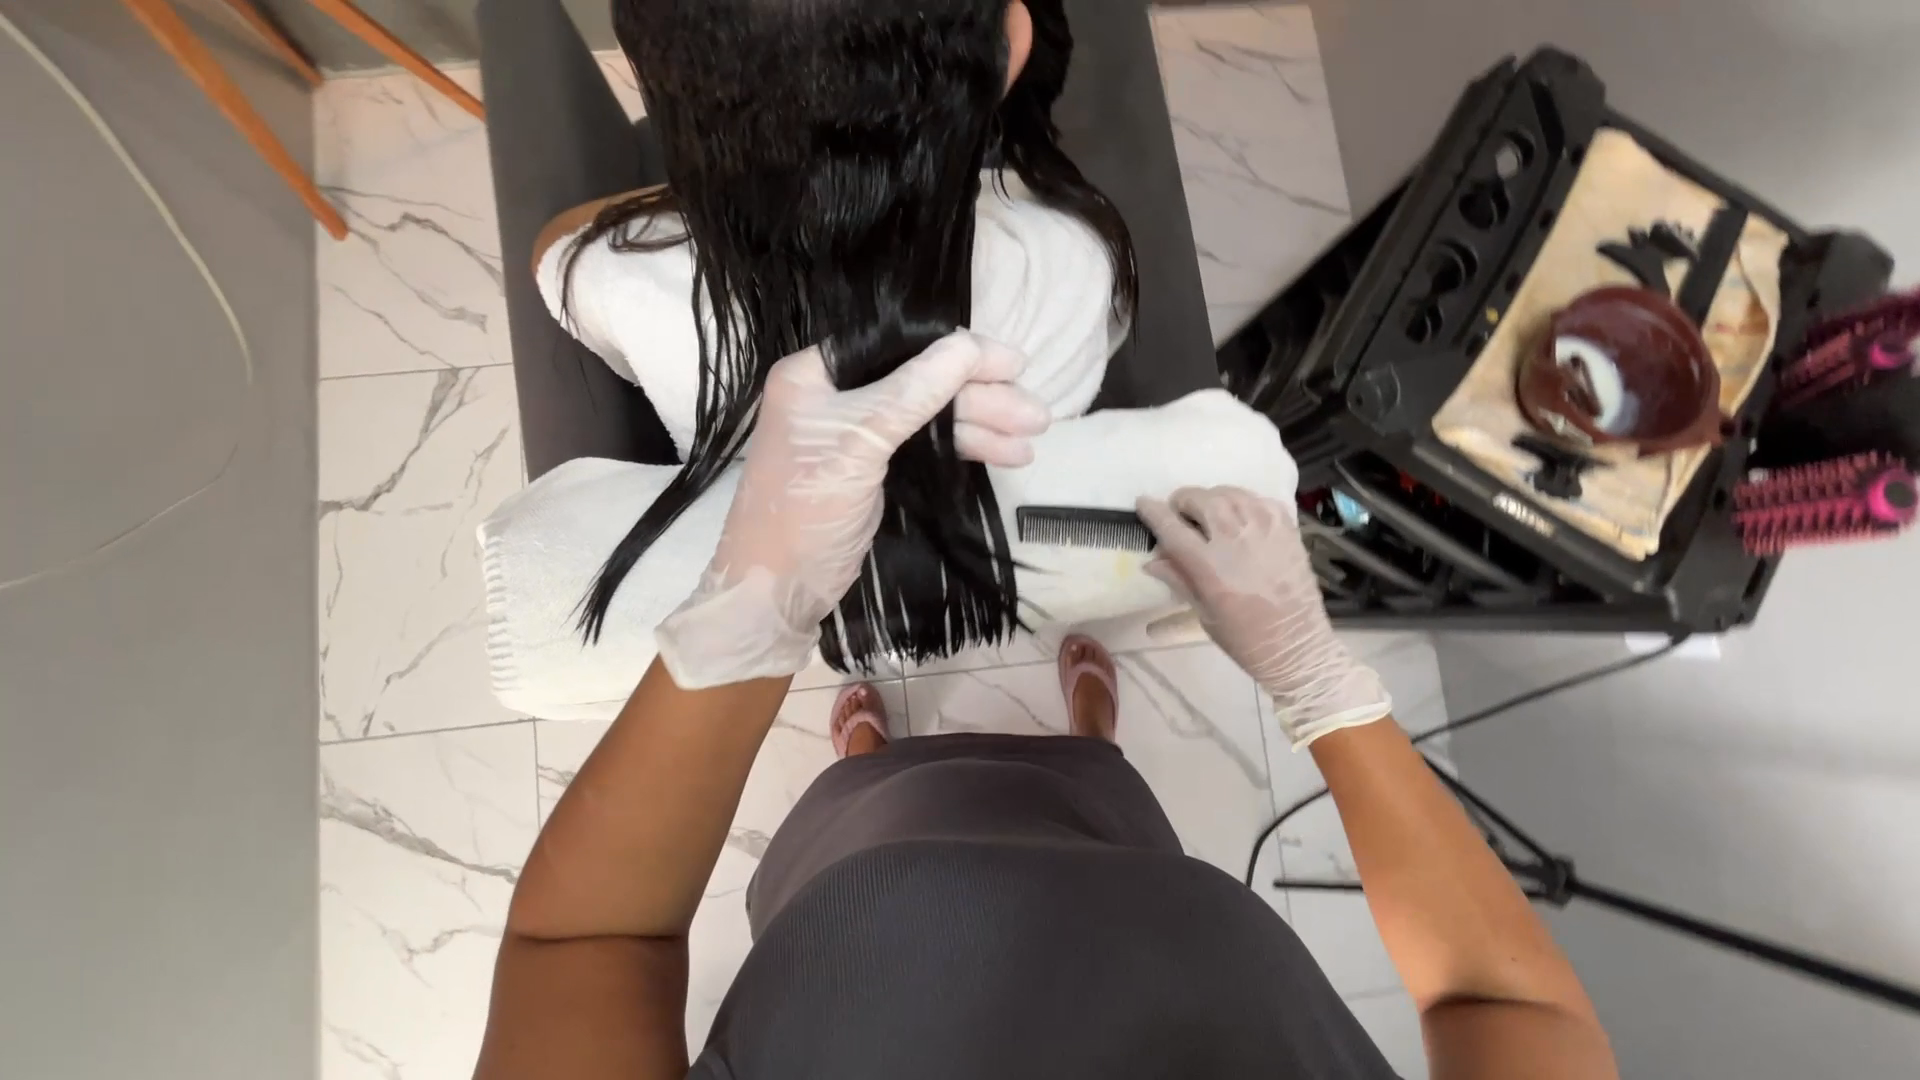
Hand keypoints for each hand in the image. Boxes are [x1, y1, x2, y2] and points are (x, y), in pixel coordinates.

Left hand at [656, 332, 1049, 688]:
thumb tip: (967, 344)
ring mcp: (859, 434)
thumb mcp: (858, 442)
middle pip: (924, 383)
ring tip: (1034, 438)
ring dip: (983, 426)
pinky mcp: (877, 469)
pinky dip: (965, 450)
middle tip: (1037, 413)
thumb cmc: (806, 508)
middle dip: (981, 398)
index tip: (1013, 362)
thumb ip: (913, 391)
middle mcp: (838, 396)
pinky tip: (1007, 454)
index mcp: (818, 374)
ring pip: (932, 417)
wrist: (779, 591)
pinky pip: (929, 446)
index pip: (901, 347)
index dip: (959, 353)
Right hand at [1136, 486, 1391, 749]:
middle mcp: (1236, 539)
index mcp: (1210, 566)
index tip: (1143, 502)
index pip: (1172, 527)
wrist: (1298, 645)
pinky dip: (1241, 502)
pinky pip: (1257, 499)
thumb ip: (1178, 578)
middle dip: (1183, 502)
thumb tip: (1151, 560)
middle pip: (1200, 500)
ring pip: (1228, 493)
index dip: (1153, 511)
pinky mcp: (1286, 527)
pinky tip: (1238, 517)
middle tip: (1180, 515)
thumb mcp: (1203, 612)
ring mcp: (1265, 528)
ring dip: (1211, 498)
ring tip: (1208, 514)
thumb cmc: (1244, 637)